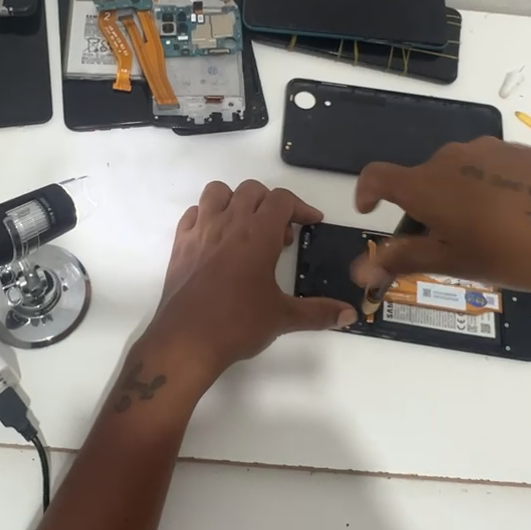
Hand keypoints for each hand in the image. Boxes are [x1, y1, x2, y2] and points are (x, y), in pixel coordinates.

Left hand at [133, 181, 357, 394]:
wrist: (187, 339)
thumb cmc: (239, 324)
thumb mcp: (284, 317)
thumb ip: (319, 312)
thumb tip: (350, 316)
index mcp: (258, 234)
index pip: (282, 199)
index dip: (301, 207)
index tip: (311, 223)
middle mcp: (229, 223)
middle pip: (252, 190)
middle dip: (270, 204)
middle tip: (278, 236)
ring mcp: (200, 231)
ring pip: (217, 192)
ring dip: (235, 201)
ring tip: (245, 228)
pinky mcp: (180, 243)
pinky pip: (193, 213)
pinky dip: (207, 216)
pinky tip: (216, 238)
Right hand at [351, 138, 530, 297]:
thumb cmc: (521, 250)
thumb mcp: (458, 262)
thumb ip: (404, 259)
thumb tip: (358, 267)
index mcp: (427, 184)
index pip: (377, 176)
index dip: (365, 193)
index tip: (369, 214)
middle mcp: (453, 157)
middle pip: (419, 182)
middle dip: (420, 214)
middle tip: (444, 252)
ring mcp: (491, 150)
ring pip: (456, 178)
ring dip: (455, 205)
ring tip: (486, 243)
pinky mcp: (522, 153)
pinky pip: (487, 172)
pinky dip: (485, 196)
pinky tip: (516, 225)